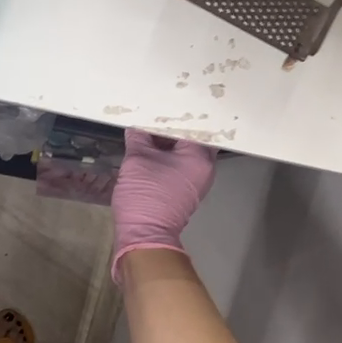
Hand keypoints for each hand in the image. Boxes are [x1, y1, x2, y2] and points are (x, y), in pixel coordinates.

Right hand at [111, 129, 217, 283]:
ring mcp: (196, 183)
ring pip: (185, 155)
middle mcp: (205, 168)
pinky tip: (151, 153)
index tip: (160, 107)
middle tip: (153, 118)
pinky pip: (180, 168)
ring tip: (148, 134)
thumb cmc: (145, 196)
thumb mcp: (136, 160)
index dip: (174, 116)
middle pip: (191, 141)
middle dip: (171, 131)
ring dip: (168, 146)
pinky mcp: (185, 193)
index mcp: (199, 157)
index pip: (192, 127)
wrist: (144, 235)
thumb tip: (135, 128)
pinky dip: (167, 159)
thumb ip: (138, 139)